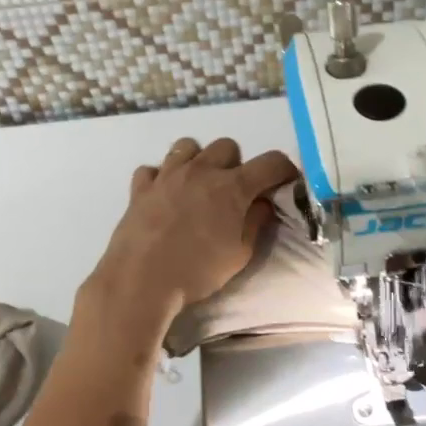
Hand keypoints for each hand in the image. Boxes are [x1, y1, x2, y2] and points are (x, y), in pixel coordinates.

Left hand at [84, 137, 298, 329]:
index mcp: (232, 187)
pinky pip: (153, 169)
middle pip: (227, 146)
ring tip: (197, 186)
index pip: (271, 162)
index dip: (284, 169)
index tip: (285, 182)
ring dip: (198, 160)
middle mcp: (201, 171)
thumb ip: (256, 223)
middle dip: (236, 164)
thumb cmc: (197, 271)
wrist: (141, 279)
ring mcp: (167, 175)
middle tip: (233, 192)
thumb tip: (262, 204)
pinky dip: (161, 178)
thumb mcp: (240, 255)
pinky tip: (164, 196)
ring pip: (188, 146)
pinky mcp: (140, 187)